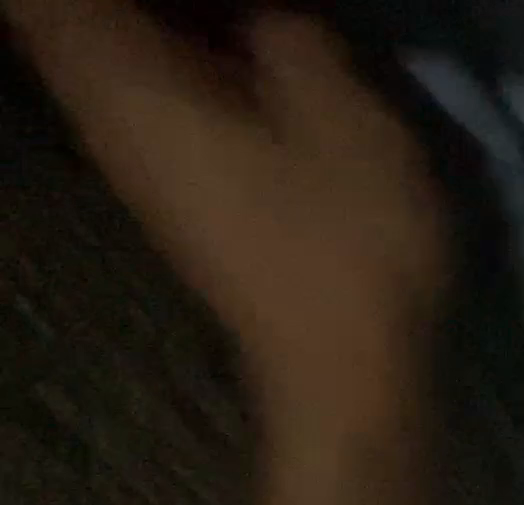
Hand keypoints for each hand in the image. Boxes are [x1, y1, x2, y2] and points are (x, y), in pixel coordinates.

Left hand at [3, 0, 445, 429]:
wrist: (351, 364)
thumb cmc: (353, 246)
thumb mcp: (352, 126)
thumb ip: (299, 43)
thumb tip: (276, 20)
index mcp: (123, 74)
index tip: (233, 7)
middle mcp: (106, 112)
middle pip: (85, 21)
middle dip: (176, 12)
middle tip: (259, 18)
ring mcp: (143, 165)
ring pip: (129, 62)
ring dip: (192, 41)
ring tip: (265, 40)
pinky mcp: (188, 203)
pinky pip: (168, 108)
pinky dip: (206, 84)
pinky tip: (272, 100)